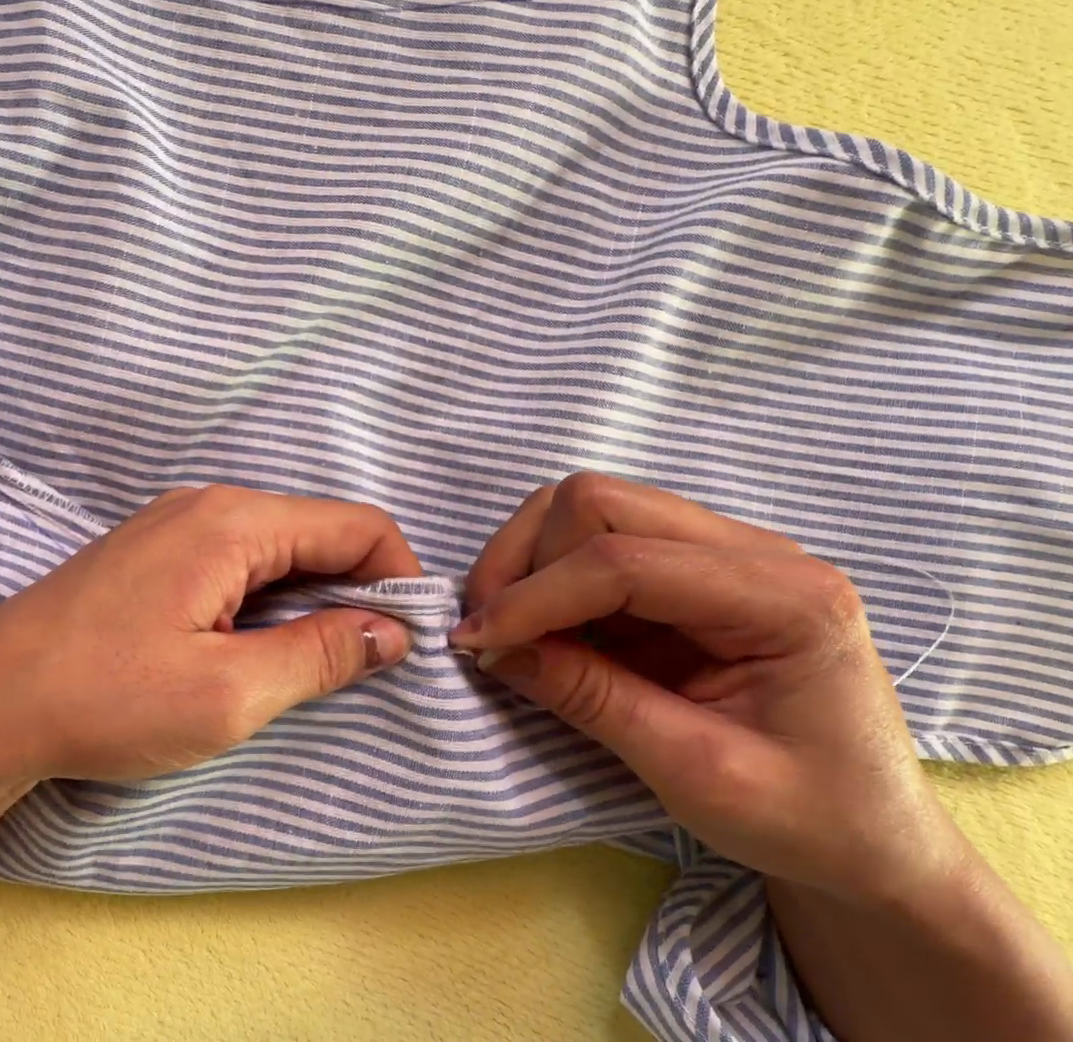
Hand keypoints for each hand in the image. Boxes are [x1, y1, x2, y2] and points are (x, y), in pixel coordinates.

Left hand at [0, 485, 419, 784]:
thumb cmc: (102, 700)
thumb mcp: (228, 693)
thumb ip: (319, 655)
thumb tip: (389, 632)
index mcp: (230, 523)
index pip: (355, 526)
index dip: (398, 581)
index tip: (408, 647)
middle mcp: (201, 506)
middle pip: (314, 534)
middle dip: (351, 595)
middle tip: (355, 670)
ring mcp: (167, 527)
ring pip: (272, 552)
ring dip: (303, 604)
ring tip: (294, 672)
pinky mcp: (144, 557)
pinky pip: (228, 565)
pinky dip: (258, 604)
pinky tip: (241, 654)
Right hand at [448, 472, 960, 907]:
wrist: (869, 838)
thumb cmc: (807, 819)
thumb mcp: (695, 773)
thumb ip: (590, 699)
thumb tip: (488, 647)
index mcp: (786, 600)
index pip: (624, 561)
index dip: (533, 596)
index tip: (473, 643)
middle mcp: (755, 552)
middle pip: (596, 504)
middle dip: (523, 562)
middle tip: (489, 632)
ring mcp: (720, 553)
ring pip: (584, 508)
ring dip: (528, 562)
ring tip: (511, 629)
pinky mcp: (686, 571)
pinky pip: (590, 542)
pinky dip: (545, 578)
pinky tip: (543, 631)